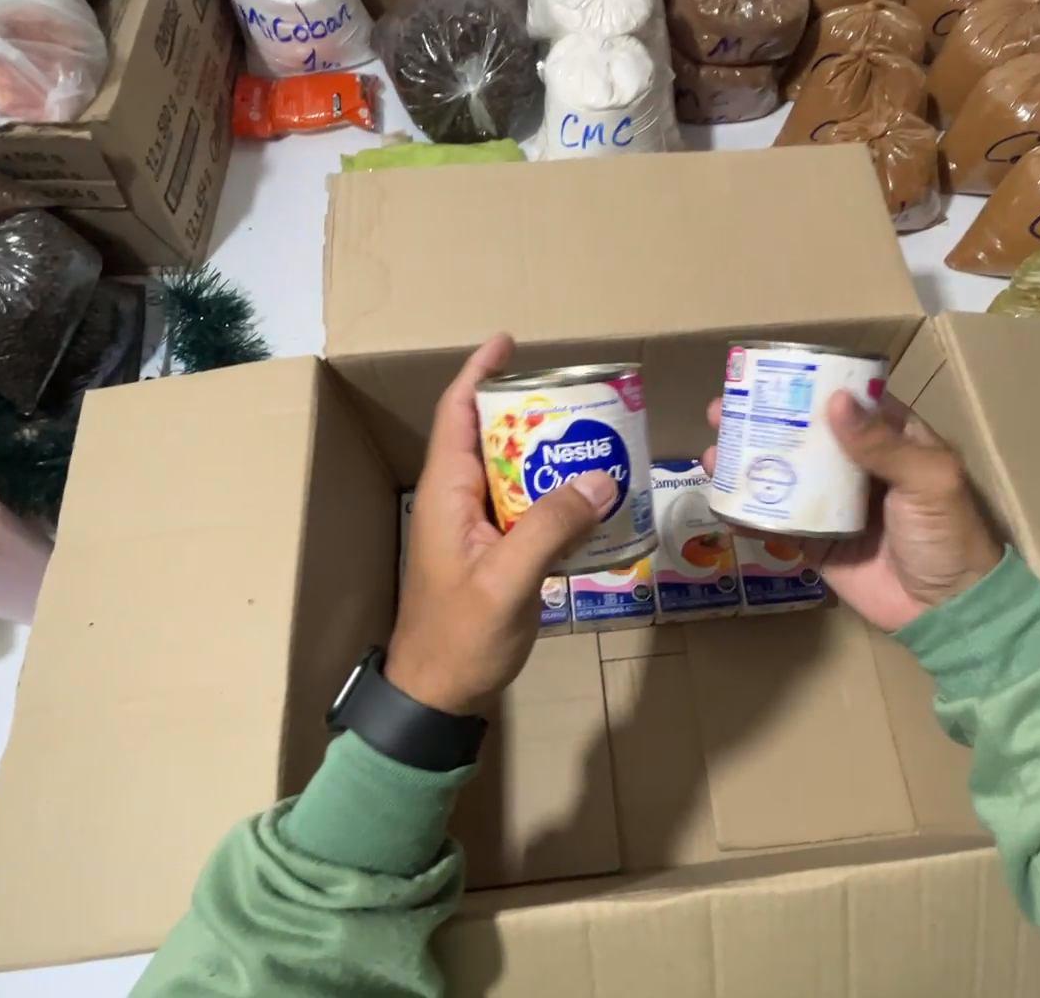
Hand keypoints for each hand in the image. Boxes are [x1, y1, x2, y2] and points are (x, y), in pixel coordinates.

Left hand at [387, 334, 616, 716]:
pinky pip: (528, 508)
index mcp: (447, 492)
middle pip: (492, 436)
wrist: (437, 696)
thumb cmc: (459, 637)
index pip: (457, 413)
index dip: (479, 372)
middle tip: (580, 400)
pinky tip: (592, 500)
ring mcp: (476, 528)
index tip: (508, 342)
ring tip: (596, 441)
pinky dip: (556, 496)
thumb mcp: (507, 581)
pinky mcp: (494, 552)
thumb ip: (551, 527)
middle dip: (531, 411)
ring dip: (549, 455)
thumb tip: (601, 478)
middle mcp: (458, 500)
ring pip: (514, 472)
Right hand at [703, 391, 1002, 632]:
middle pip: (801, 436)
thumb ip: (882, 443)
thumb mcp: (928, 480)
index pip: (843, 401)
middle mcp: (855, 467)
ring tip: (713, 454)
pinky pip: (776, 523)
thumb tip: (834, 401)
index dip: (807, 385)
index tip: (766, 374)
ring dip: (746, 463)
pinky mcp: (814, 542)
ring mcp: (831, 506)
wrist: (945, 611)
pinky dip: (747, 514)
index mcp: (890, 441)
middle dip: (760, 421)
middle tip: (721, 412)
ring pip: (782, 475)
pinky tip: (720, 503)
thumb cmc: (948, 536)